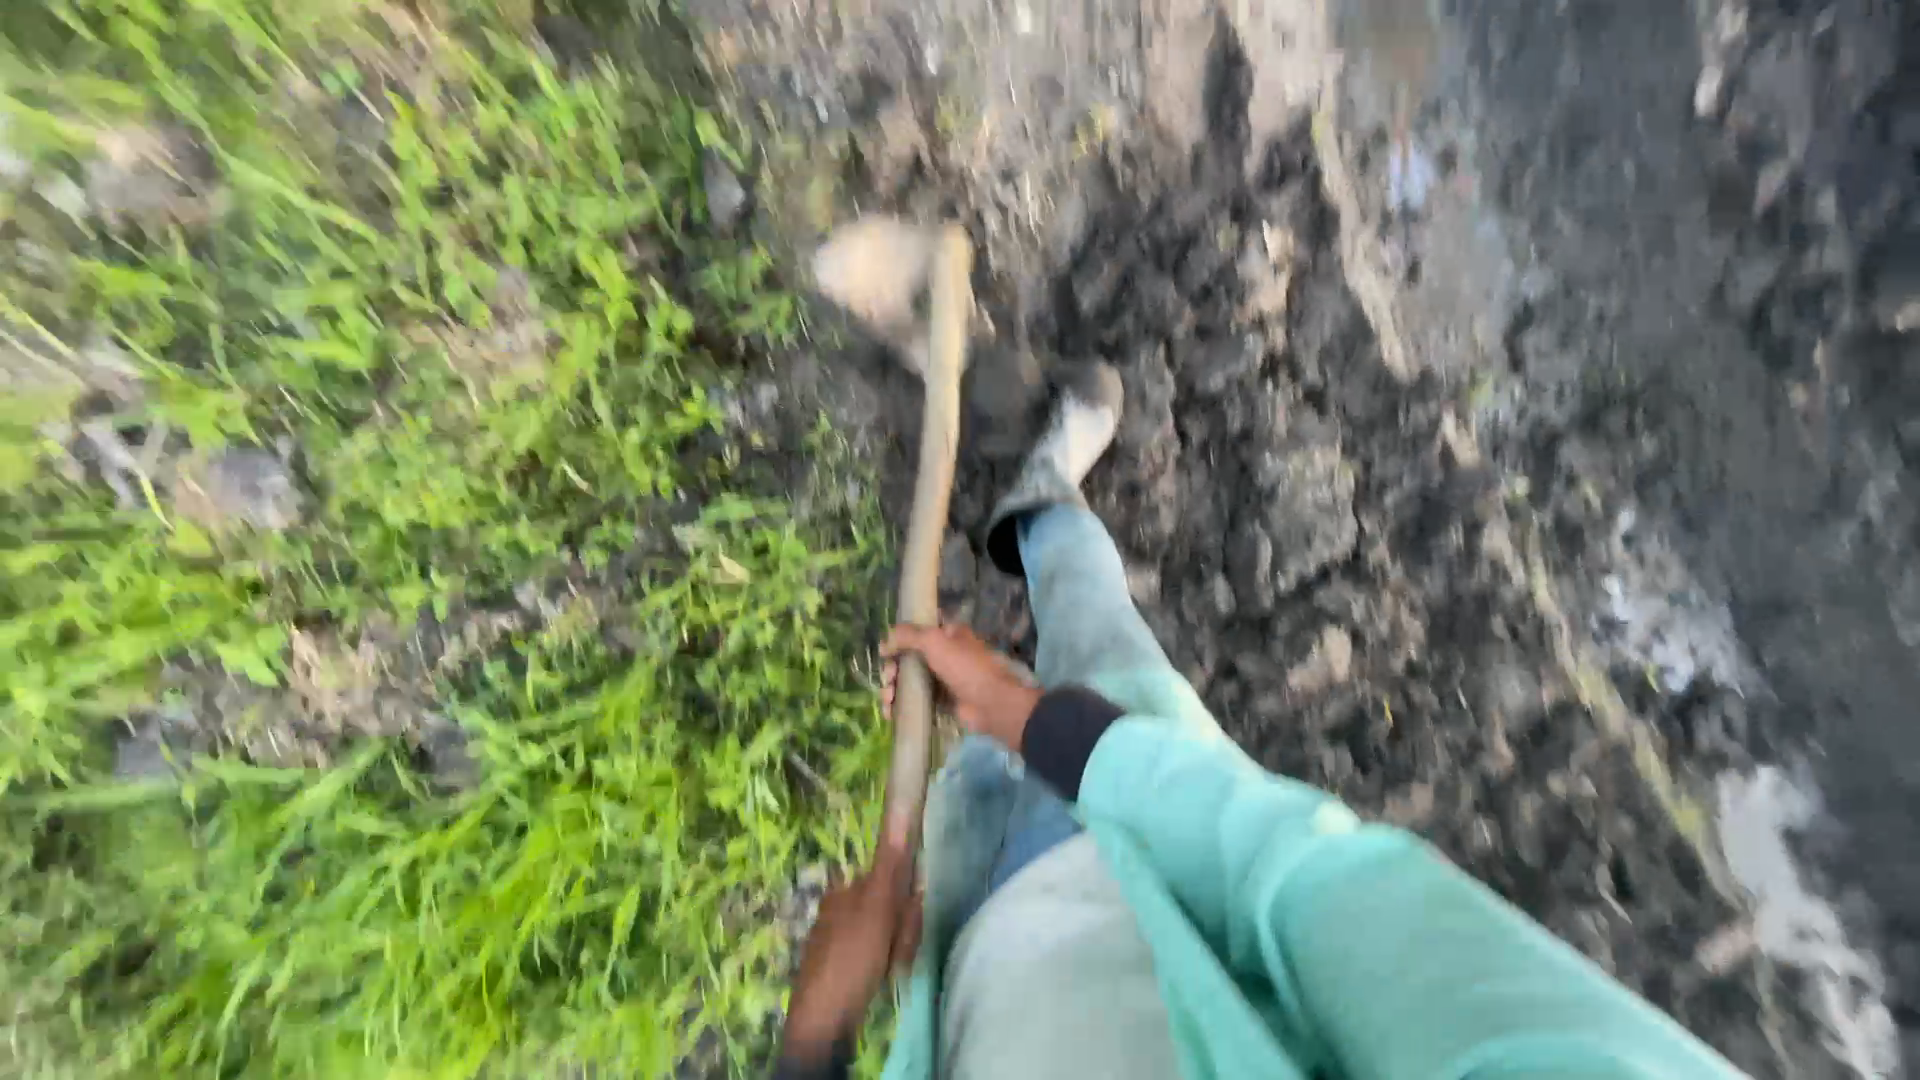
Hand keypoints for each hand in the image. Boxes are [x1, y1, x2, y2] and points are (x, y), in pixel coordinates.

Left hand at [783, 825, 923, 1062]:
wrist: (822, 1019)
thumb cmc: (851, 956)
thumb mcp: (877, 906)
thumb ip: (891, 864)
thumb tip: (902, 817)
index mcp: (846, 889)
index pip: (889, 880)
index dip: (905, 900)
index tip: (910, 915)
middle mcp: (840, 907)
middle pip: (889, 907)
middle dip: (903, 927)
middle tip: (900, 950)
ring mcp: (839, 937)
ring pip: (885, 933)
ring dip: (897, 948)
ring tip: (892, 967)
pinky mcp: (841, 964)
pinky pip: (875, 954)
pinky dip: (884, 964)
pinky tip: (882, 977)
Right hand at [881, 622, 1040, 749]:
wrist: (991, 704)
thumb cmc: (965, 667)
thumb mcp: (934, 641)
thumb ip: (907, 636)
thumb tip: (884, 642)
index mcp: (948, 634)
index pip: (917, 632)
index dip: (899, 640)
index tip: (885, 652)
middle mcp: (945, 654)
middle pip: (908, 659)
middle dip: (892, 670)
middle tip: (889, 680)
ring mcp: (942, 680)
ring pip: (909, 681)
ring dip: (892, 689)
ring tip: (888, 700)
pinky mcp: (940, 702)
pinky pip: (914, 701)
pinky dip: (900, 706)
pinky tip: (890, 713)